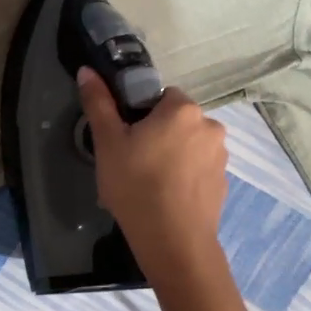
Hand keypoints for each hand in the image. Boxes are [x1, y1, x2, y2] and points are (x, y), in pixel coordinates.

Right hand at [77, 67, 229, 285]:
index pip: (160, 95)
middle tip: (129, 159)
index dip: (139, 112)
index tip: (123, 135)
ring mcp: (221, 156)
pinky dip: (182, 175)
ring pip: (187, 145)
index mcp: (182, 110)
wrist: (172, 239)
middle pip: (176, 120)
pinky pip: (197, 168)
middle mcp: (210, 126)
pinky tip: (163, 196)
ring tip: (146, 181)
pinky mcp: (223, 182)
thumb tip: (87, 71)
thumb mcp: (107, 142)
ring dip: (171, 154)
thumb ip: (98, 103)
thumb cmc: (134, 184)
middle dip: (156, 133)